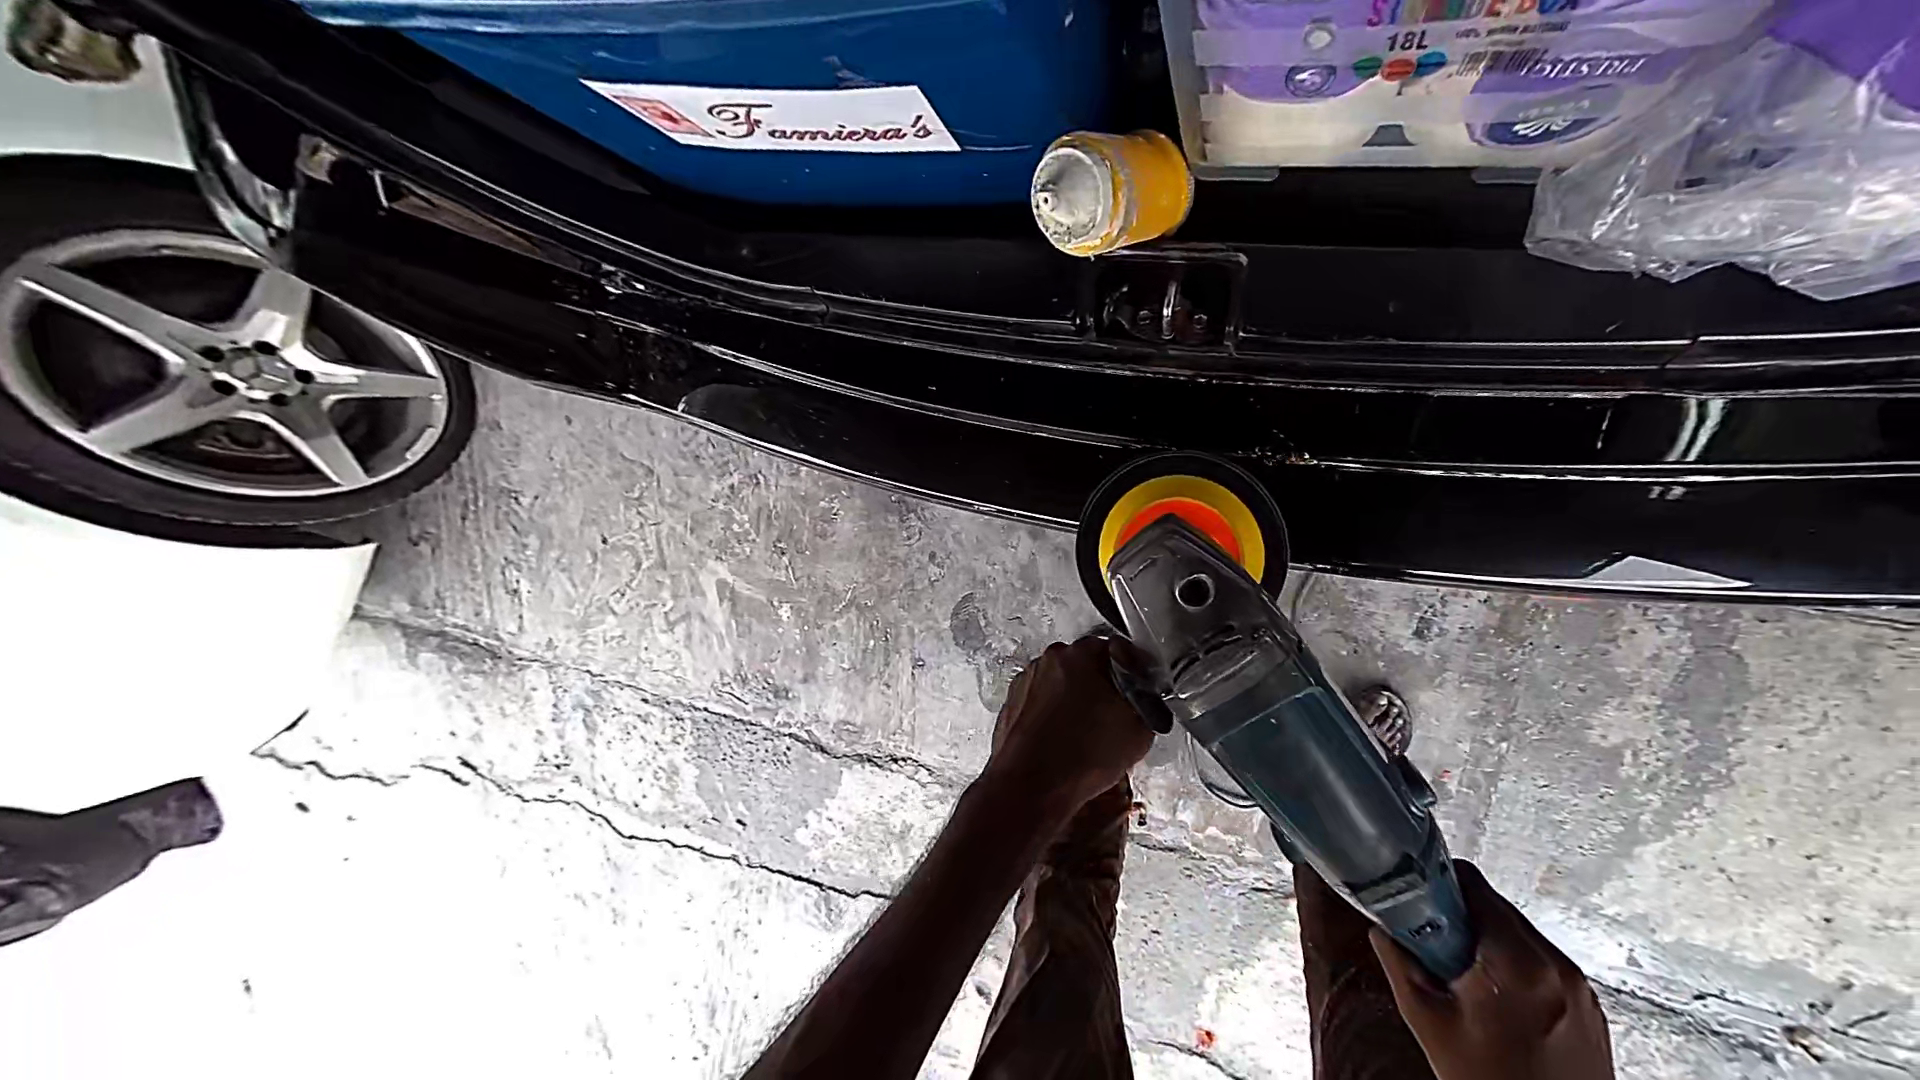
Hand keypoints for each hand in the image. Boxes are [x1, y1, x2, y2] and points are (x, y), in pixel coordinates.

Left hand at [981, 635, 1156, 819]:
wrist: (1030, 785)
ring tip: (1087, 733)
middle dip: (1103, 685)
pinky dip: (1054, 712)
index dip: (1134, 672)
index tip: (1138, 689)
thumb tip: (1143, 698)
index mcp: (1083, 655)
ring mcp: (1029, 678)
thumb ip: (1145, 701)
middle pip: (1088, 664)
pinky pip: (1043, 699)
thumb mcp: (1138, 730)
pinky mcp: (1014, 699)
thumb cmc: (1080, 757)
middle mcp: (1052, 659)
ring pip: (1064, 682)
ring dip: (1076, 699)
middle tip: (1114, 714)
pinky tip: (1064, 738)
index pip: (1119, 649)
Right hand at [1371, 861, 1614, 1079]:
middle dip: (1458, 915)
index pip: (1473, 883)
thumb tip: (1381, 925)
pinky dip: (1511, 963)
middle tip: (1431, 941)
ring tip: (1460, 975)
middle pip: (1496, 905)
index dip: (1438, 882)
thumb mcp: (1424, 1016)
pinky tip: (1490, 996)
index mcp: (1518, 962)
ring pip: (1517, 932)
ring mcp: (1580, 989)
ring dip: (1484, 938)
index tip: (1417, 900)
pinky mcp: (1590, 1008)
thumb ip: (1397, 959)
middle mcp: (1558, 967)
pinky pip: (1540, 961)